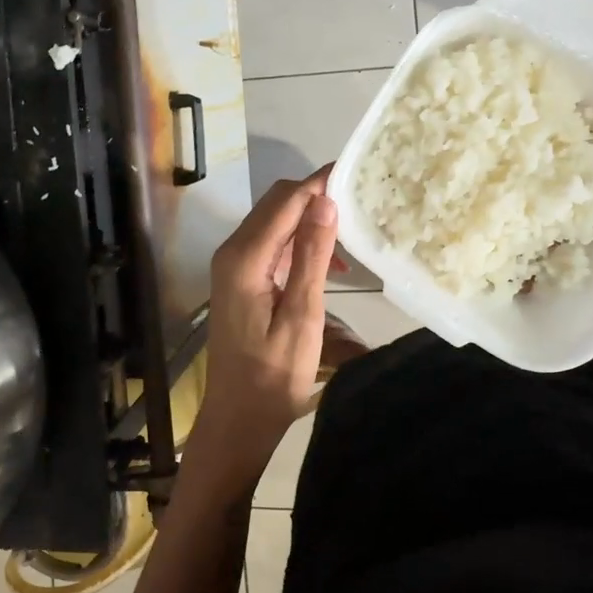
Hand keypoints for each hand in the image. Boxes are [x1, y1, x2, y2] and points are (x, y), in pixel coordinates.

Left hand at [194, 170, 337, 470]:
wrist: (238, 419)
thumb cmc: (273, 376)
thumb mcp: (302, 317)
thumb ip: (311, 257)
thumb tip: (325, 201)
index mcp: (245, 258)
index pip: (285, 201)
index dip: (318, 184)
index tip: (356, 173)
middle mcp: (233, 251)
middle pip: (275, 204)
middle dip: (314, 197)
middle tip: (359, 200)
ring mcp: (233, 265)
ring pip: (273, 221)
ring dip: (308, 219)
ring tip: (350, 229)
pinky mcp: (240, 279)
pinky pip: (271, 244)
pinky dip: (298, 241)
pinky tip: (329, 260)